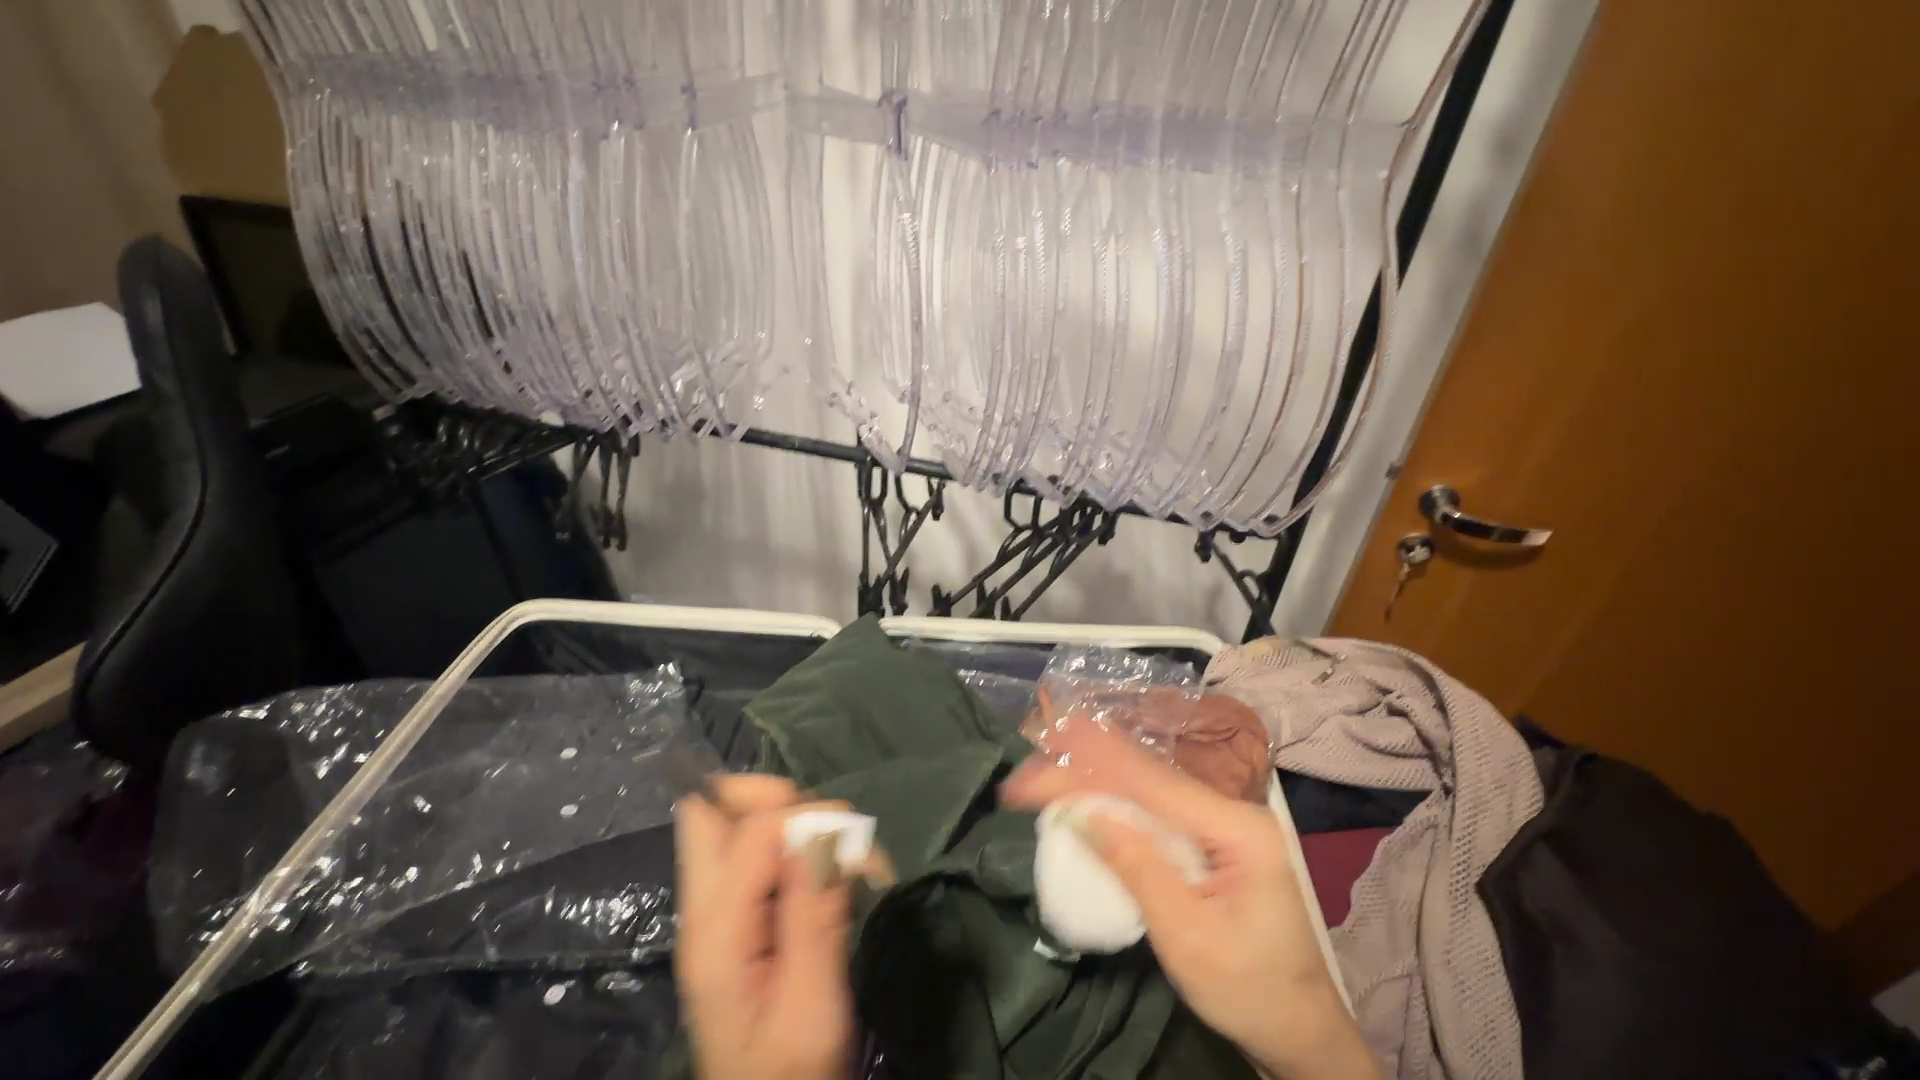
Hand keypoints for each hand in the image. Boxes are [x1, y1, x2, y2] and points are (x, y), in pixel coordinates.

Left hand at [674, 774, 852, 1079]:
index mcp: (715, 933)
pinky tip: (830, 871)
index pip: (747, 832)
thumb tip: (825, 834)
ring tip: (841, 855)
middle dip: (775, 800)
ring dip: (791, 818)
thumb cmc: (792, 1071)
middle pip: (715, 810)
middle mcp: (705, 908)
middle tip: (830, 832)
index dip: (800, 821)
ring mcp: (717, 910)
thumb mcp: (811, 1008)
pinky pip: (756, 851)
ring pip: (737, 822)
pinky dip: (794, 842)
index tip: (851, 847)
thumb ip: (814, 919)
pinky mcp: (737, 915)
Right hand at [1002, 724, 1378, 1079]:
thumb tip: (1082, 812)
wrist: (1301, 1033)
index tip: (1036, 763)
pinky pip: (1159, 816)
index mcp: (1238, 828)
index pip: (1149, 785)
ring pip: (1151, 793)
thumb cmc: (1248, 990)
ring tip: (1047, 764)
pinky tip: (1088, 790)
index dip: (1087, 770)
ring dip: (1097, 779)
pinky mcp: (1215, 847)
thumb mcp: (1187, 935)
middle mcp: (1233, 814)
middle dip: (1086, 766)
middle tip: (1030, 761)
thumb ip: (1137, 867)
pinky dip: (1117, 804)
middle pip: (1148, 780)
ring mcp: (1226, 829)